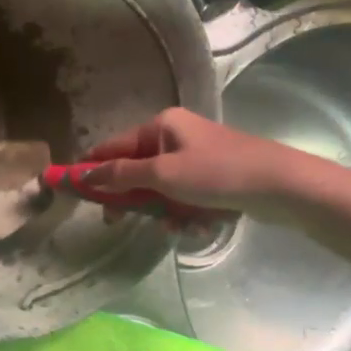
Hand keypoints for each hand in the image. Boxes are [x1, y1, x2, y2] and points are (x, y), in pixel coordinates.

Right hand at [80, 108, 305, 216]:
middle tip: (118, 222)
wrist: (281, 185)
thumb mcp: (163, 175)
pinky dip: (186, 212)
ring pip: (161, 187)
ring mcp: (196, 156)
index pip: (112, 146)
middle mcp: (176, 135)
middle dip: (132, 197)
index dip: (90, 168)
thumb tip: (82, 175)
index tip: (70, 188)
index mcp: (161, 125)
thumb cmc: (217, 174)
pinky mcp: (214, 176)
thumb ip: (120, 175)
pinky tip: (198, 224)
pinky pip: (185, 196)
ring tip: (176, 226)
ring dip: (163, 210)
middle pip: (136, 169)